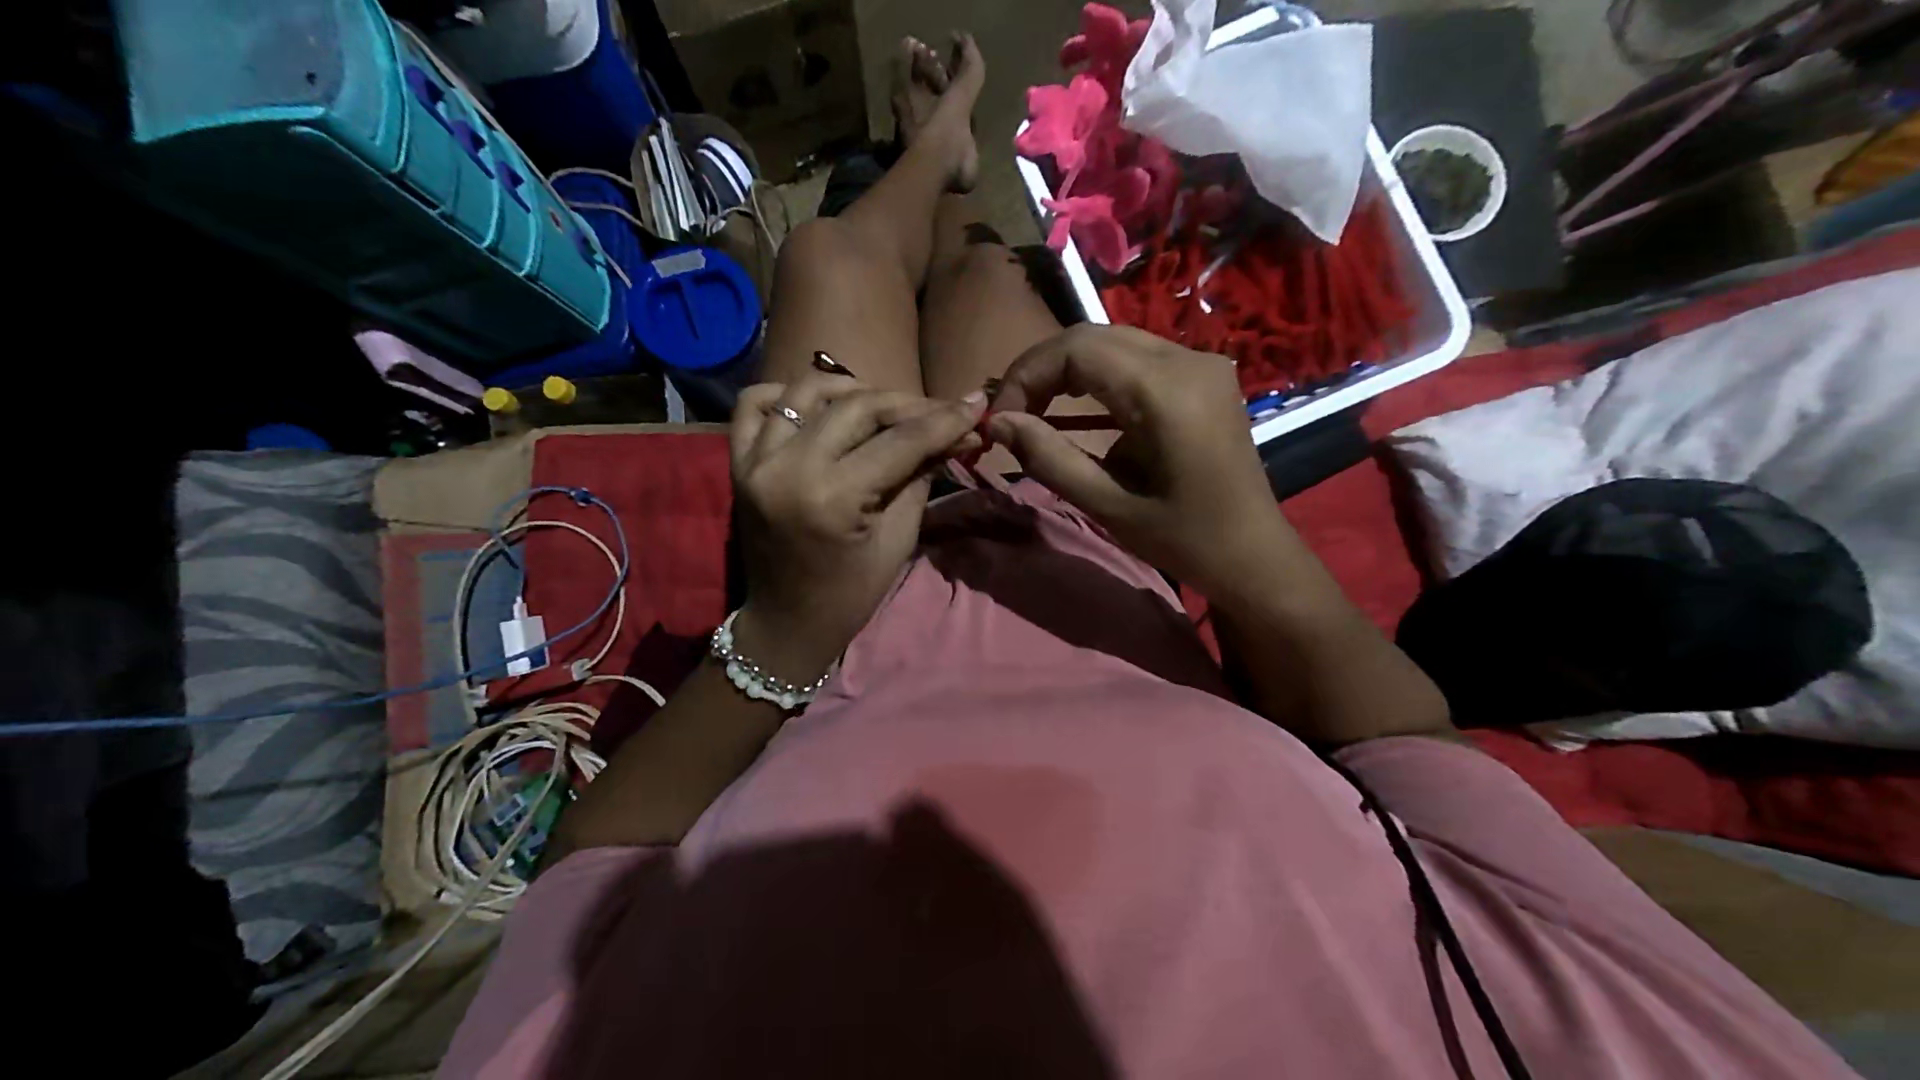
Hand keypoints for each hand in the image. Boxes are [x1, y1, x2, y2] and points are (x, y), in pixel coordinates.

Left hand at [731, 374, 986, 673]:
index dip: (944, 420)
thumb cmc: (851, 595)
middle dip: (908, 404)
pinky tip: (819, 407)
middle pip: (859, 407)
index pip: (899, 441)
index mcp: (831, 498)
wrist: (787, 623)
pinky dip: (788, 395)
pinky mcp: (739, 461)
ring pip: (809, 391)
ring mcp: (756, 460)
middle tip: (941, 411)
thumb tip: (957, 432)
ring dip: (855, 390)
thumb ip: (921, 476)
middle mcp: (788, 467)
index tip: (975, 404)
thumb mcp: (898, 539)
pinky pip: (755, 403)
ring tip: (886, 407)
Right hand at [988, 324, 1284, 597]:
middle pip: (1092, 337)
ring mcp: (1201, 363)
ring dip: (1067, 371)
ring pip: (1113, 342)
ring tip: (1036, 410)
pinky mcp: (1204, 375)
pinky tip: (1080, 408)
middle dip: (1042, 370)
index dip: (1026, 375)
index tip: (1001, 419)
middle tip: (1013, 414)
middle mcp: (1188, 360)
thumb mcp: (1109, 506)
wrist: (1254, 554)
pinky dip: (1098, 377)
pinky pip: (1137, 358)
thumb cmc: (1186, 540)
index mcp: (1167, 392)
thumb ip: (1049, 458)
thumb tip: (998, 423)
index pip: (1077, 350)